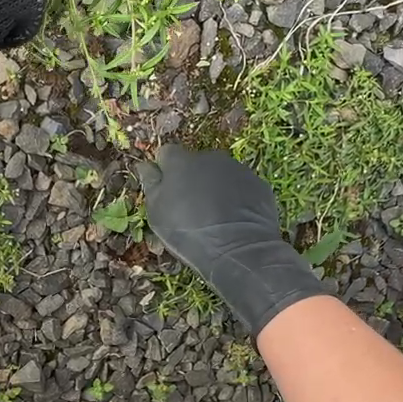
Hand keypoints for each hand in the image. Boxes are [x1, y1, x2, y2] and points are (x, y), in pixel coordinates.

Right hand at [138, 144, 330, 335]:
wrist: (238, 249)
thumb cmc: (188, 231)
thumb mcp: (158, 212)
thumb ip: (151, 184)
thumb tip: (145, 165)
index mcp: (181, 162)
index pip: (166, 153)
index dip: (164, 169)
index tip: (165, 188)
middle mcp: (210, 158)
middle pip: (195, 162)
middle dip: (191, 178)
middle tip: (189, 207)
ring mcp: (237, 169)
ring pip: (219, 173)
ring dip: (214, 187)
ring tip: (213, 216)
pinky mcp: (258, 184)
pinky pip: (240, 186)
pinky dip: (235, 197)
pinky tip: (233, 219)